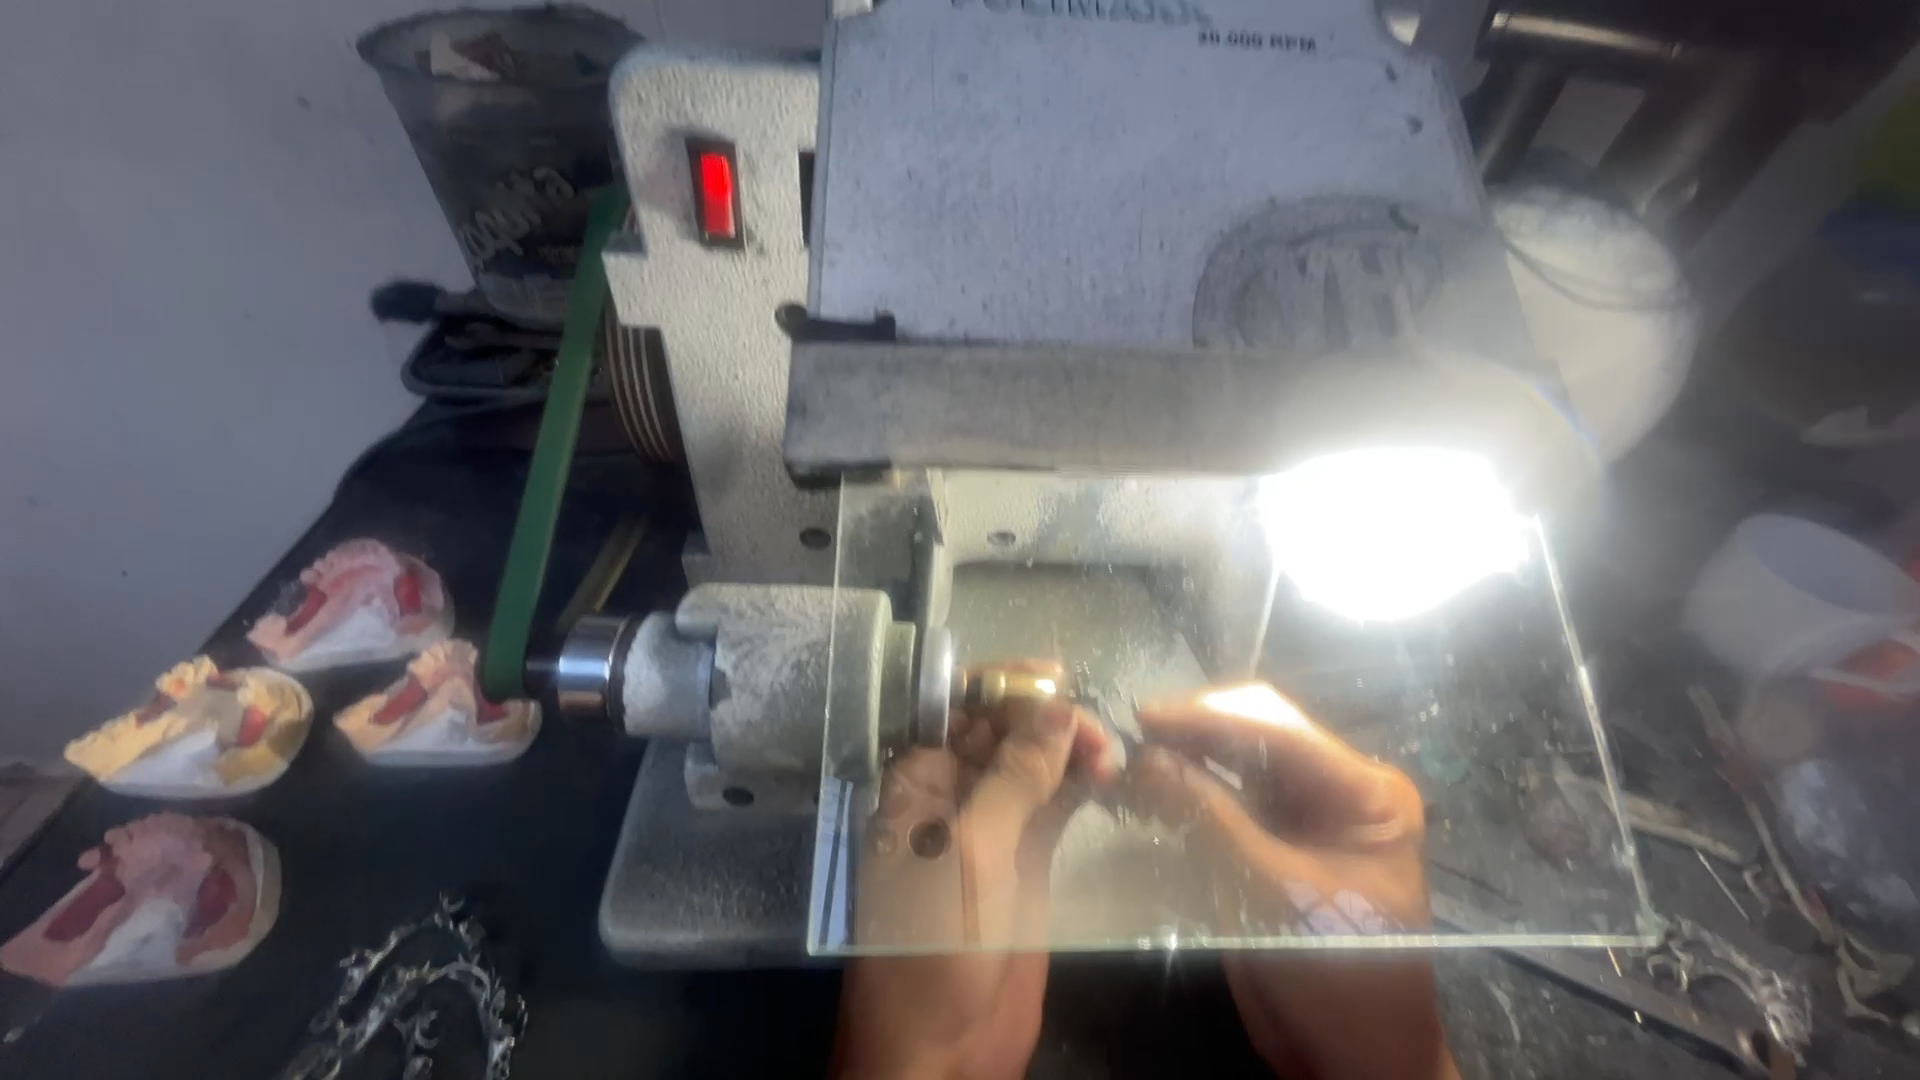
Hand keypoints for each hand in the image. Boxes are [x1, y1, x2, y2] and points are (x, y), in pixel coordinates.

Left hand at [834, 661, 1114, 1079]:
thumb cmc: (934, 941)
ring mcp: (994, 820)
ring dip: (1070, 747)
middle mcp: (954, 788)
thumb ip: (1015, 775)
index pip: (959, 705)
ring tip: (1110, 753)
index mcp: (919, 777)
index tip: (1057, 677)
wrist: (941, 1048)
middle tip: (1096, 732)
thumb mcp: (971, 849)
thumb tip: (1057, 705)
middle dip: (1047, 715)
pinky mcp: (1027, 854)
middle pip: (1004, 727)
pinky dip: (1079, 781)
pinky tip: (1108, 773)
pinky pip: (1054, 801)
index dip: (1004, 684)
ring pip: (1035, 761)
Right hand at [1130, 683, 1457, 1079]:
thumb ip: (1211, 819)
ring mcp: (1303, 808)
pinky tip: (1148, 786)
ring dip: (1184, 754)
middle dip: (1194, 730)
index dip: (1208, 719)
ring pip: (1234, 757)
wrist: (1351, 1059)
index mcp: (1366, 792)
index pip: (1280, 732)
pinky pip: (1224, 792)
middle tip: (1133, 734)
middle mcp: (1337, 786)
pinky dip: (1185, 786)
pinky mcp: (1271, 832)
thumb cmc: (1337, 978)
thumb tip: (1146, 757)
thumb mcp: (1274, 894)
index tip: (1145, 717)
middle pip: (1257, 732)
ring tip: (1131, 755)